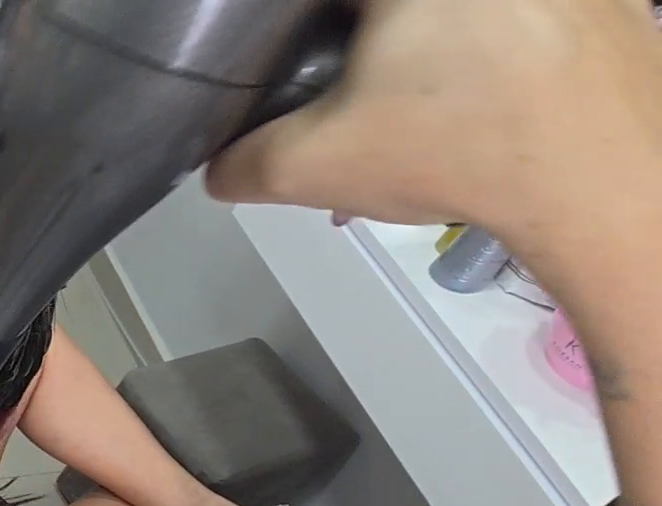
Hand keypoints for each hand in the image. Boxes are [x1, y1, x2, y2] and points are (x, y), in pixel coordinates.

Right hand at [207, 0, 661, 253]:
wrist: (601, 172)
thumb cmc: (448, 148)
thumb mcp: (303, 168)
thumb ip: (237, 165)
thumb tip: (220, 166)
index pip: (304, 9)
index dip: (279, 39)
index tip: (273, 73)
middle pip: (364, 18)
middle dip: (339, 50)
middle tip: (325, 100)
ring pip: (428, 23)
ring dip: (401, 56)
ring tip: (389, 109)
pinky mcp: (588, 3)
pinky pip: (486, 26)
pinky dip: (456, 59)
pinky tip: (451, 106)